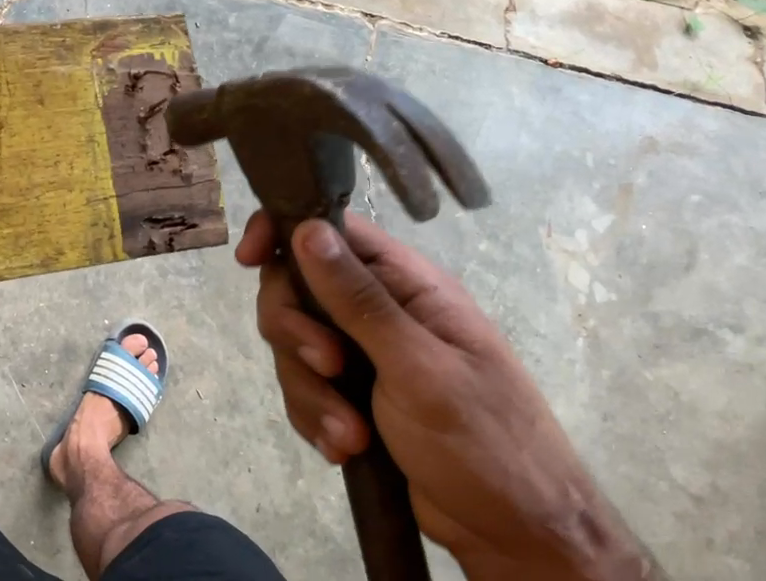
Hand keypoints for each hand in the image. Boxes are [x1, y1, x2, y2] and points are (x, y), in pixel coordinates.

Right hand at [238, 212, 657, 580]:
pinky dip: (314, 416)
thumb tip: (307, 228)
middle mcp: (381, 309)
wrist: (516, 538)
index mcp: (408, 285)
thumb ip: (359, 299)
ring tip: (350, 434)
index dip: (282, 233)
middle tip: (328, 368)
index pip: (331, 230)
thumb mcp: (420, 368)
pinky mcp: (351, 393)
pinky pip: (302, 385)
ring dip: (310, 391)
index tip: (249, 260)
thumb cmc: (487, 444)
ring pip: (292, 343)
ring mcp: (363, 352)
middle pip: (295, 289)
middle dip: (297, 334)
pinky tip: (345, 446)